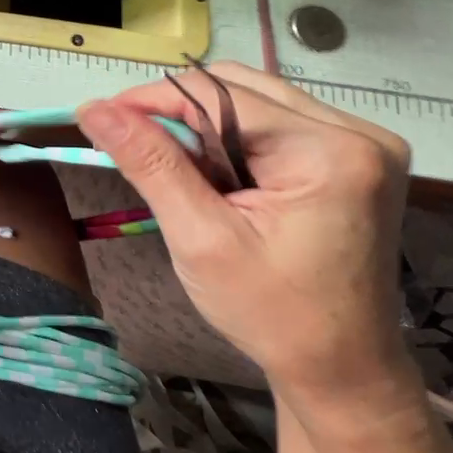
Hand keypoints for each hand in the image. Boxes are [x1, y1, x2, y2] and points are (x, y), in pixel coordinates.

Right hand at [77, 62, 413, 402]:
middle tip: (129, 147)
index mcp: (330, 152)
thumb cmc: (270, 310)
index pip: (217, 94)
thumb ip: (150, 163)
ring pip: (251, 99)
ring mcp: (361, 145)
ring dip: (199, 125)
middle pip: (237, 87)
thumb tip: (92, 109)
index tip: (98, 122)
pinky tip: (212, 176)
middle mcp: (356, 134)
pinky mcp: (351, 159)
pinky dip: (226, 139)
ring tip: (171, 168)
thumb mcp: (199, 237)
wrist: (339, 365)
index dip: (150, 101)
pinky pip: (271, 123)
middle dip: (174, 111)